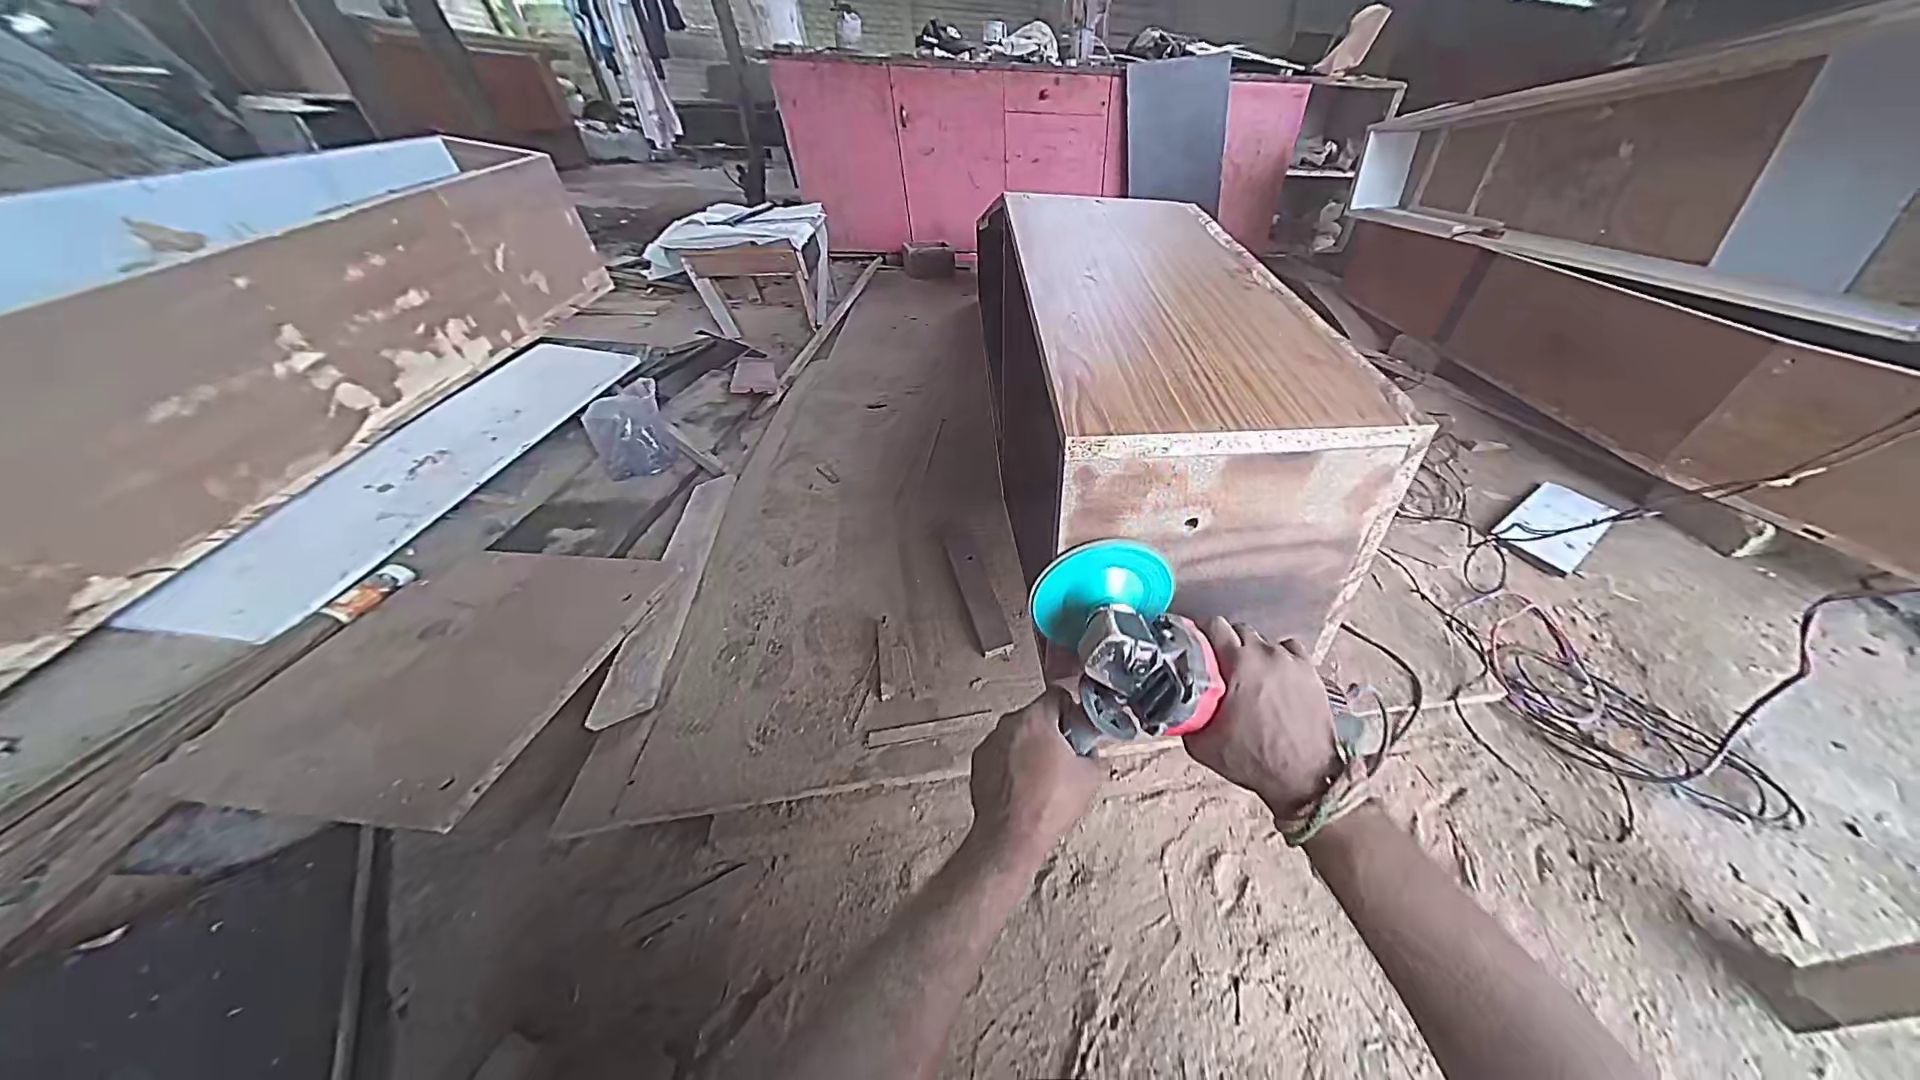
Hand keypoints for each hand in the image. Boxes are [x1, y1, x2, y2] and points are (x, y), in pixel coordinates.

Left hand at [967, 689, 1104, 863]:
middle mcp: (1008, 724)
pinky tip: (1023, 786)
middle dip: (1051, 730)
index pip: (1057, 694)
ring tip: (1042, 777)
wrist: (1011, 835)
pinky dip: (1011, 762)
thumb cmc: (1049, 804)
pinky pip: (1000, 752)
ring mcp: (990, 742)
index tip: (1077, 727)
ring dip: (1029, 747)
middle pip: (1035, 715)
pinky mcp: (979, 762)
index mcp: (1035, 719)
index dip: (1071, 709)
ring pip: (1017, 734)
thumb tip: (1090, 750)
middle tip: (1064, 756)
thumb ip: (1093, 752)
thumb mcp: (1090, 776)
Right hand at [1183, 617, 1340, 816]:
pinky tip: (1275, 677)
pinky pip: (1290, 651)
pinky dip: (1280, 659)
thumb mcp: (1201, 743)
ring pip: (1264, 642)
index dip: (1201, 632)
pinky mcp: (1311, 673)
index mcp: (1236, 662)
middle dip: (1227, 644)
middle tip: (1221, 666)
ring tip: (1250, 676)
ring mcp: (1291, 662)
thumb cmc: (1255, 759)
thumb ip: (1185, 714)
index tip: (1197, 644)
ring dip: (1254, 653)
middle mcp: (1265, 655)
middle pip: (1239, 630)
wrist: (1304, 778)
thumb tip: (1172, 704)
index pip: (1214, 625)